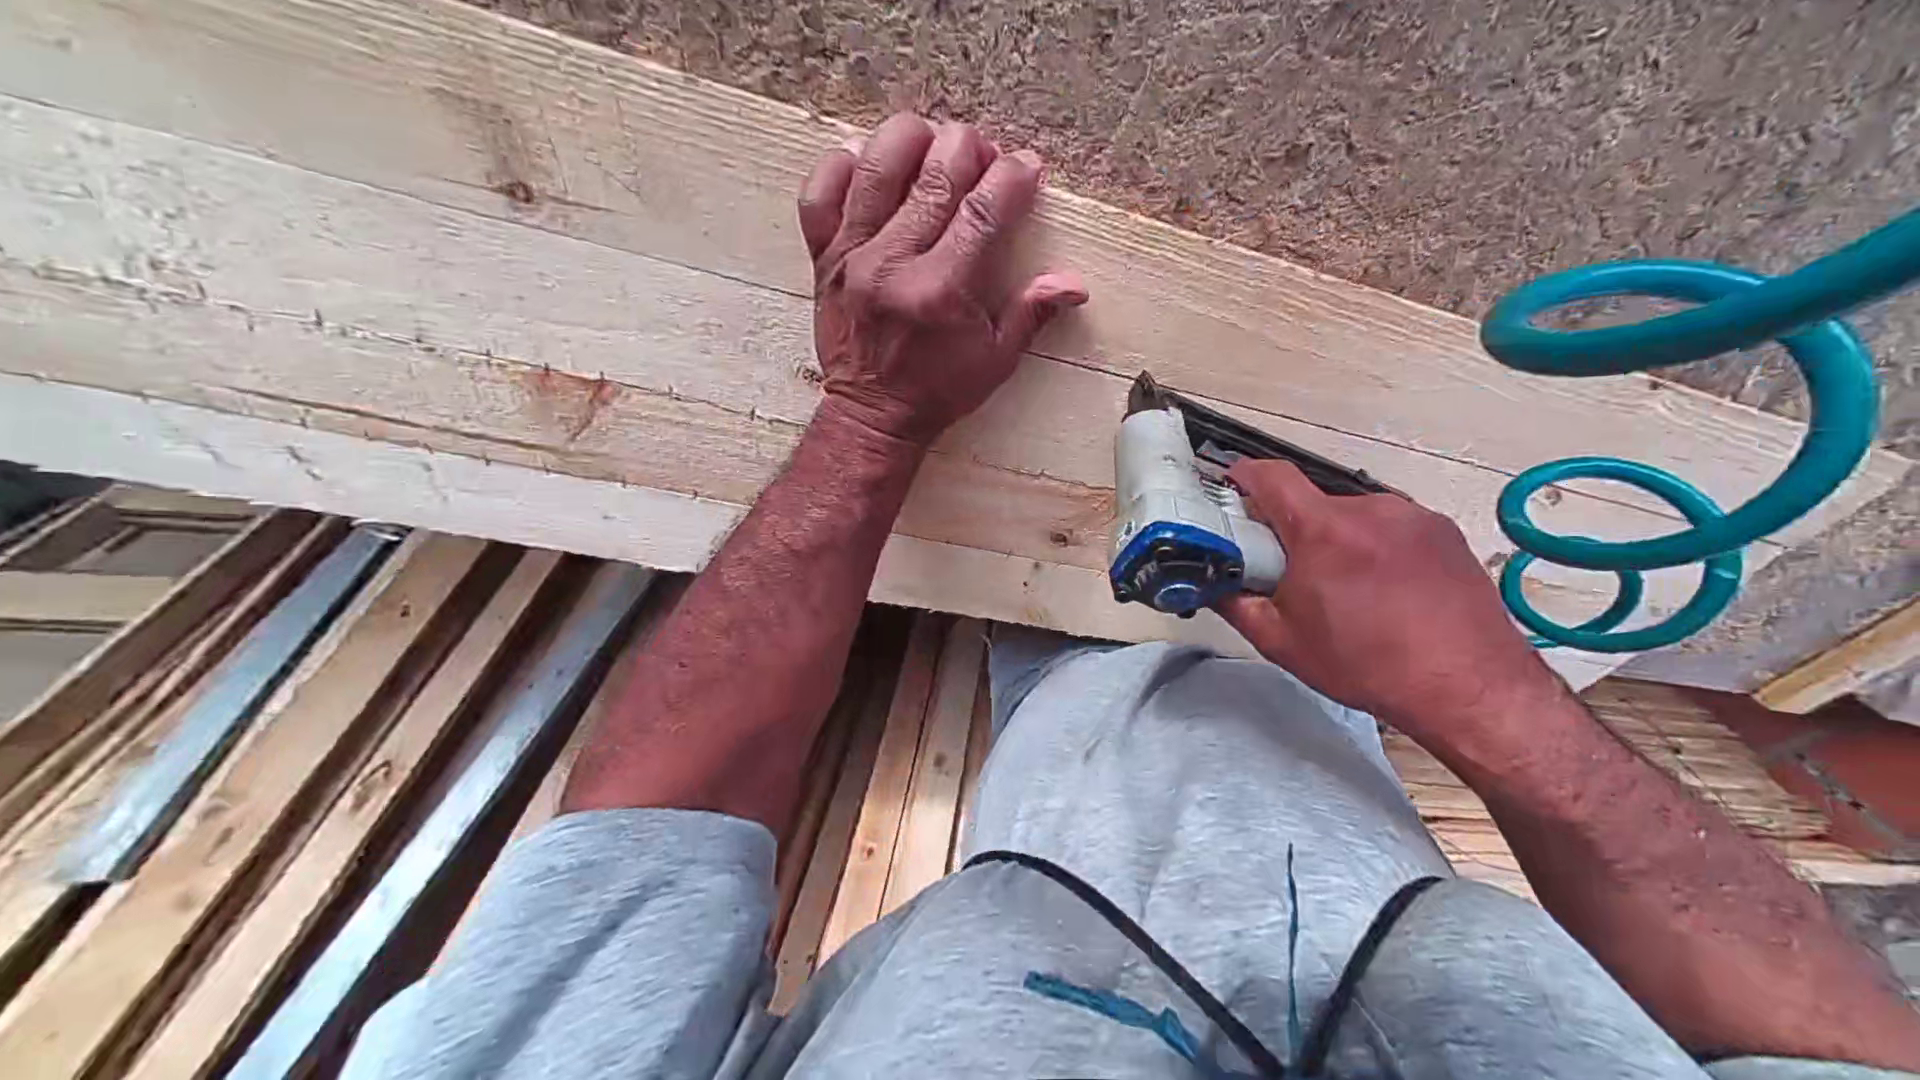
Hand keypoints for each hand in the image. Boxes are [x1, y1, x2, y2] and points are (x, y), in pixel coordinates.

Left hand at [798, 113, 1088, 446]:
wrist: (872, 416)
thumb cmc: (936, 391)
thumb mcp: (995, 361)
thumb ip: (1032, 314)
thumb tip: (1075, 283)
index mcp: (942, 292)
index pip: (984, 210)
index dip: (1013, 177)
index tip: (1027, 168)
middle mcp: (894, 266)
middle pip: (935, 175)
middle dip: (969, 149)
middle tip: (983, 156)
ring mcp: (853, 258)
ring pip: (877, 168)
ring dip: (912, 141)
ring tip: (932, 145)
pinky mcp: (825, 260)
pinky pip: (820, 194)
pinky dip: (842, 166)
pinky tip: (869, 165)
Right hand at [1217, 461, 1566, 737]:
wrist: (1467, 689)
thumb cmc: (1375, 667)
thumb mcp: (1280, 641)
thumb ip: (1235, 603)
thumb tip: (1214, 584)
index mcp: (1324, 532)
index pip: (1271, 476)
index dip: (1244, 476)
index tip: (1234, 487)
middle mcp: (1372, 512)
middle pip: (1311, 500)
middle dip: (1291, 528)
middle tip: (1287, 569)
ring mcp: (1413, 519)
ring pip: (1350, 514)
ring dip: (1334, 538)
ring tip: (1341, 587)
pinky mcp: (1442, 532)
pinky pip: (1388, 525)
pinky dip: (1372, 546)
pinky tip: (1379, 589)